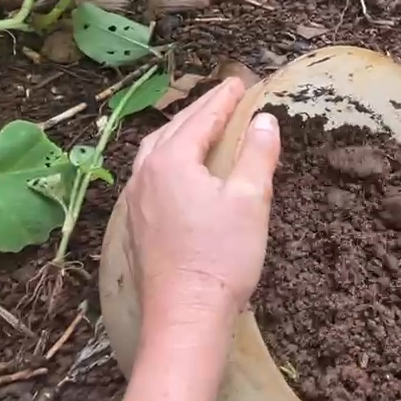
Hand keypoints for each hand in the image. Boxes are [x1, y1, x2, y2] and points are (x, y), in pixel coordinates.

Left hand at [121, 77, 280, 336]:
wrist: (185, 319)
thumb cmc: (221, 258)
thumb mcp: (250, 199)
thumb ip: (257, 154)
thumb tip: (264, 120)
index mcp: (171, 163)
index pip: (201, 119)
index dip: (224, 98)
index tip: (241, 81)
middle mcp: (145, 176)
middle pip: (174, 129)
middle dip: (201, 110)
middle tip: (226, 96)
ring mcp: (136, 203)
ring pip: (156, 151)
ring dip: (181, 132)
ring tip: (202, 125)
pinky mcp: (136, 226)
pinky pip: (150, 175)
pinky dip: (169, 157)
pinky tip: (181, 170)